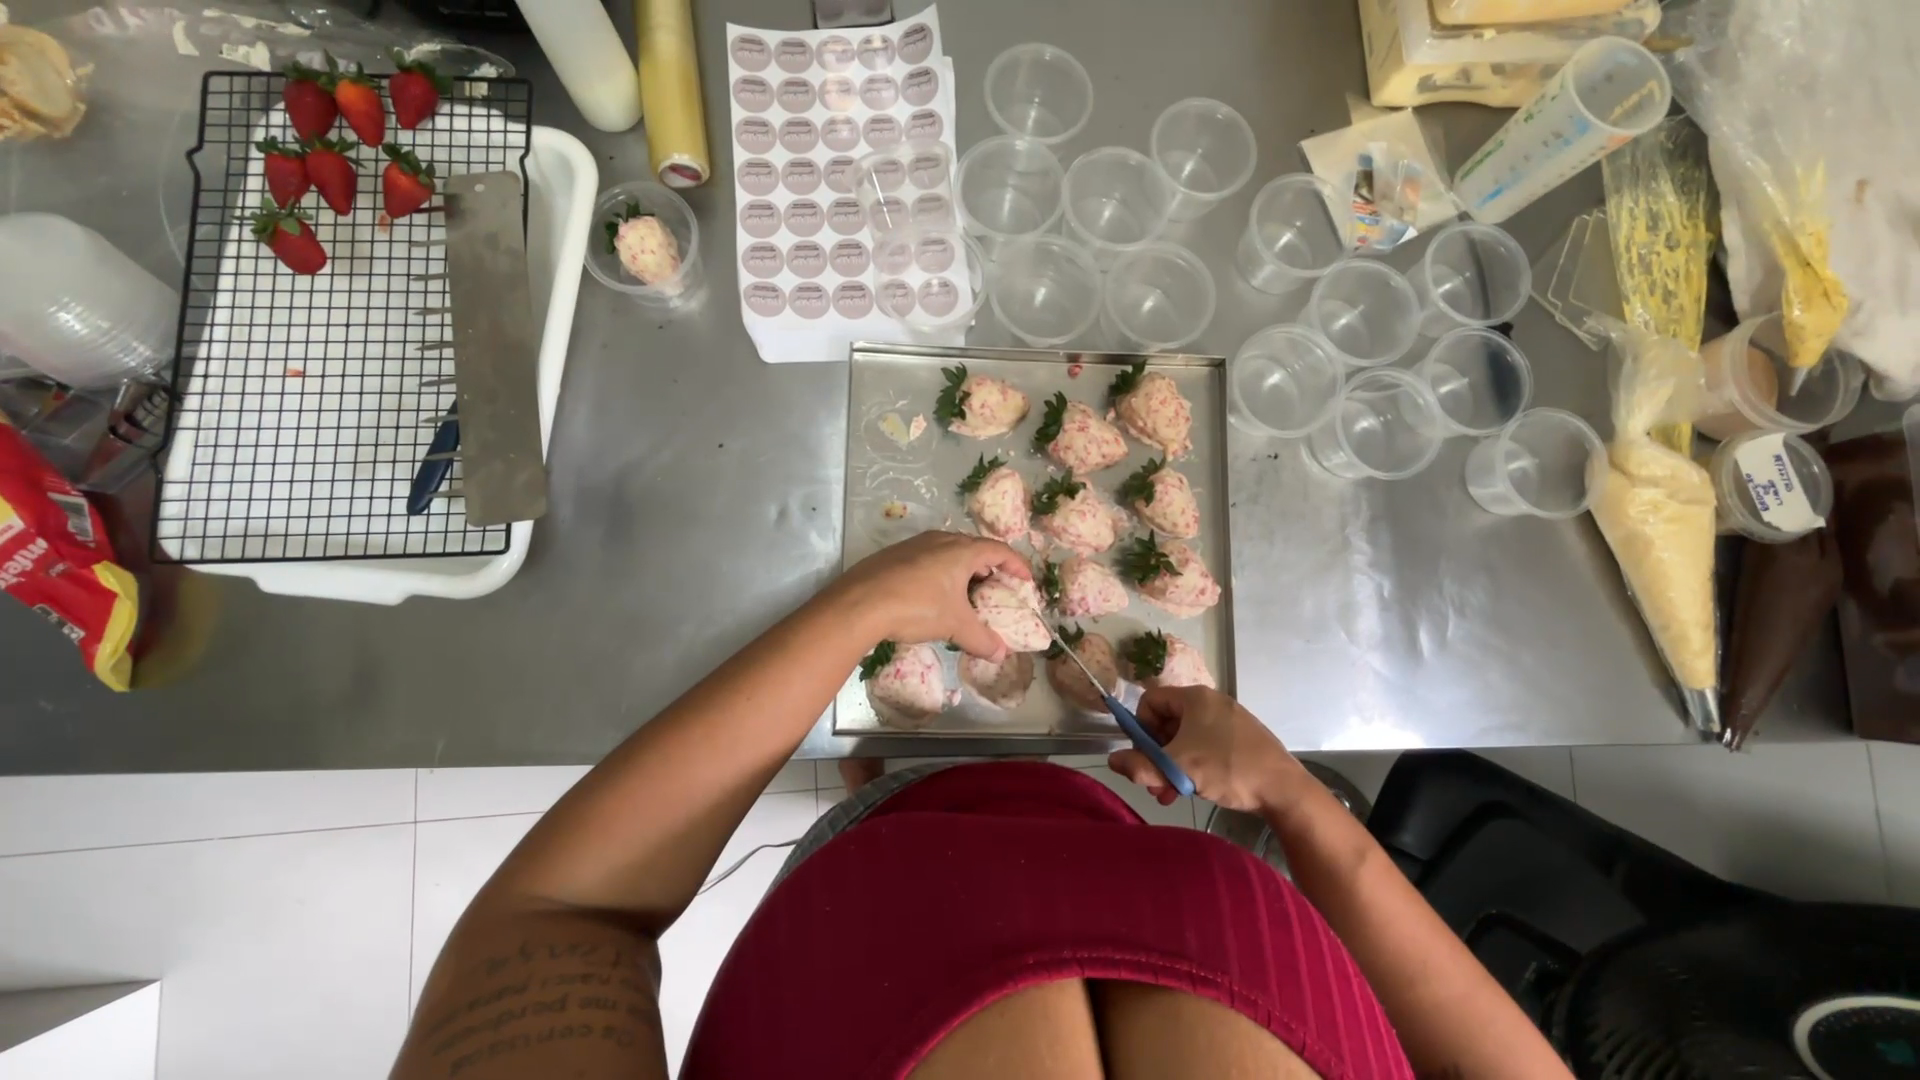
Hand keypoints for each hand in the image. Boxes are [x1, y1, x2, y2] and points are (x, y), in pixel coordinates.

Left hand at [828, 531, 1028, 659]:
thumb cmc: (916, 607)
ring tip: (965, 594)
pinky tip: (931, 596)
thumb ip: (981, 639)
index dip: (1016, 564)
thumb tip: (1000, 654)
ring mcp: (913, 545)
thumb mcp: (954, 625)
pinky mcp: (893, 556)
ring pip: (947, 553)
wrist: (859, 604)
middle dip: (988, 567)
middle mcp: (939, 540)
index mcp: (961, 550)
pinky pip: (926, 559)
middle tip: (995, 588)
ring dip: (961, 570)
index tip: (1025, 580)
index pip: (998, 550)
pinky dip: (939, 573)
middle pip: (973, 548)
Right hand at [1109, 686, 1314, 814]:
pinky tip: (1193, 791)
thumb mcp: (1177, 769)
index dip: (1140, 728)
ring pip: (1186, 738)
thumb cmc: (1227, 768)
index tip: (1146, 756)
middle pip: (1167, 721)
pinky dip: (1193, 766)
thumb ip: (1140, 766)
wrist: (1284, 789)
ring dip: (1172, 764)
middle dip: (1156, 753)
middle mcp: (1211, 703)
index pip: (1150, 701)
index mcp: (1195, 698)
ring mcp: (1228, 721)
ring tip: (1170, 793)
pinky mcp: (1241, 739)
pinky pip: (1205, 746)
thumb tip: (1112, 761)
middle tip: (1156, 781)